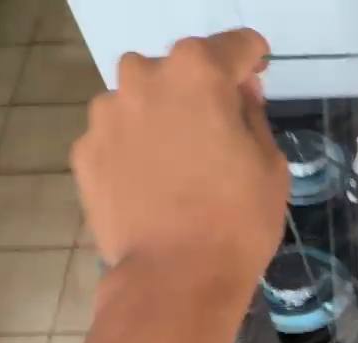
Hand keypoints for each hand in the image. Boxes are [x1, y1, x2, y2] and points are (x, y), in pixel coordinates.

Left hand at [71, 29, 287, 310]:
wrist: (176, 280)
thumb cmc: (237, 224)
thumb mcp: (271, 169)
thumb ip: (254, 118)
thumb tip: (238, 95)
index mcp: (197, 72)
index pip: (232, 47)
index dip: (250, 59)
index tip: (256, 70)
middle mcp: (143, 76)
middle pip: (179, 73)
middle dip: (199, 96)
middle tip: (217, 140)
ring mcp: (107, 114)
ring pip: (142, 105)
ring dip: (162, 124)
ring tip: (179, 174)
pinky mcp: (86, 152)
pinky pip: (119, 141)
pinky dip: (135, 156)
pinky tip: (153, 193)